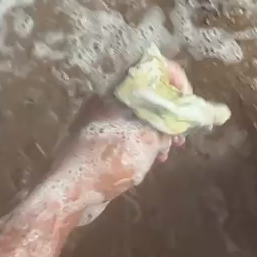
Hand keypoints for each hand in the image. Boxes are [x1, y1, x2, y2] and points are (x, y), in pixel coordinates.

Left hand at [30, 62, 187, 220]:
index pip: (151, 66)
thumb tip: (183, 110)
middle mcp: (109, 99)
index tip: (187, 103)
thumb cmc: (109, 161)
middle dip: (170, 111)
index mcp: (118, 91)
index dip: (175, 79)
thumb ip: (167, 121)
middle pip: (148, 91)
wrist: (69, 190)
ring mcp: (102, 118)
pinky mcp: (99, 138)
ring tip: (167, 152)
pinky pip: (128, 131)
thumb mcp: (147, 139)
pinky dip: (144, 141)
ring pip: (139, 114)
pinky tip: (152, 160)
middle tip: (181, 136)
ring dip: (159, 129)